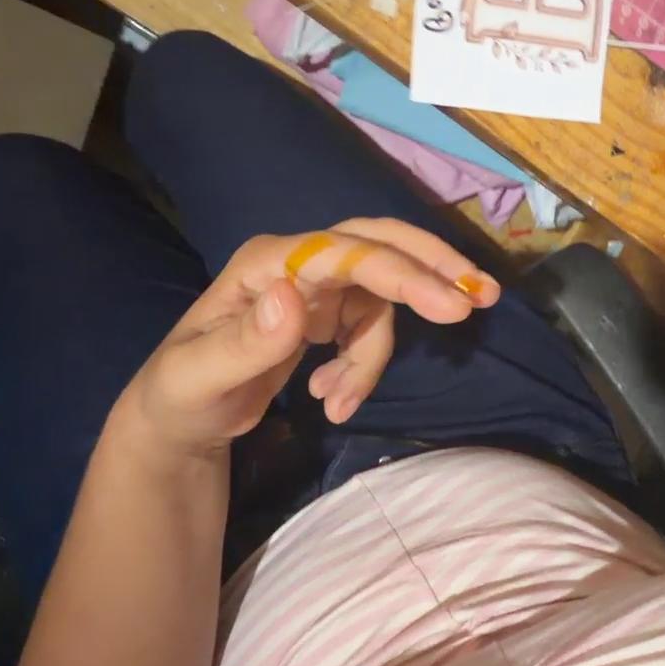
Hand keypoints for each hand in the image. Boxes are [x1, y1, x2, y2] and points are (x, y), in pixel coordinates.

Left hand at [112, 218, 498, 462]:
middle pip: (380, 245)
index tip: (454, 307)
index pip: (349, 253)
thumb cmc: (181, 395)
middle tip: (483, 297)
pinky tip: (333, 398)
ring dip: (375, 357)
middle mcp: (298, 262)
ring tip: (340, 405)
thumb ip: (244, 342)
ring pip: (381, 304)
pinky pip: (371, 330)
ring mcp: (317, 287)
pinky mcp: (328, 313)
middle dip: (432, 268)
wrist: (183, 419)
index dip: (404, 274)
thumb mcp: (197, 377)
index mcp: (269, 262)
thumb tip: (293, 298)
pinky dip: (365, 366)